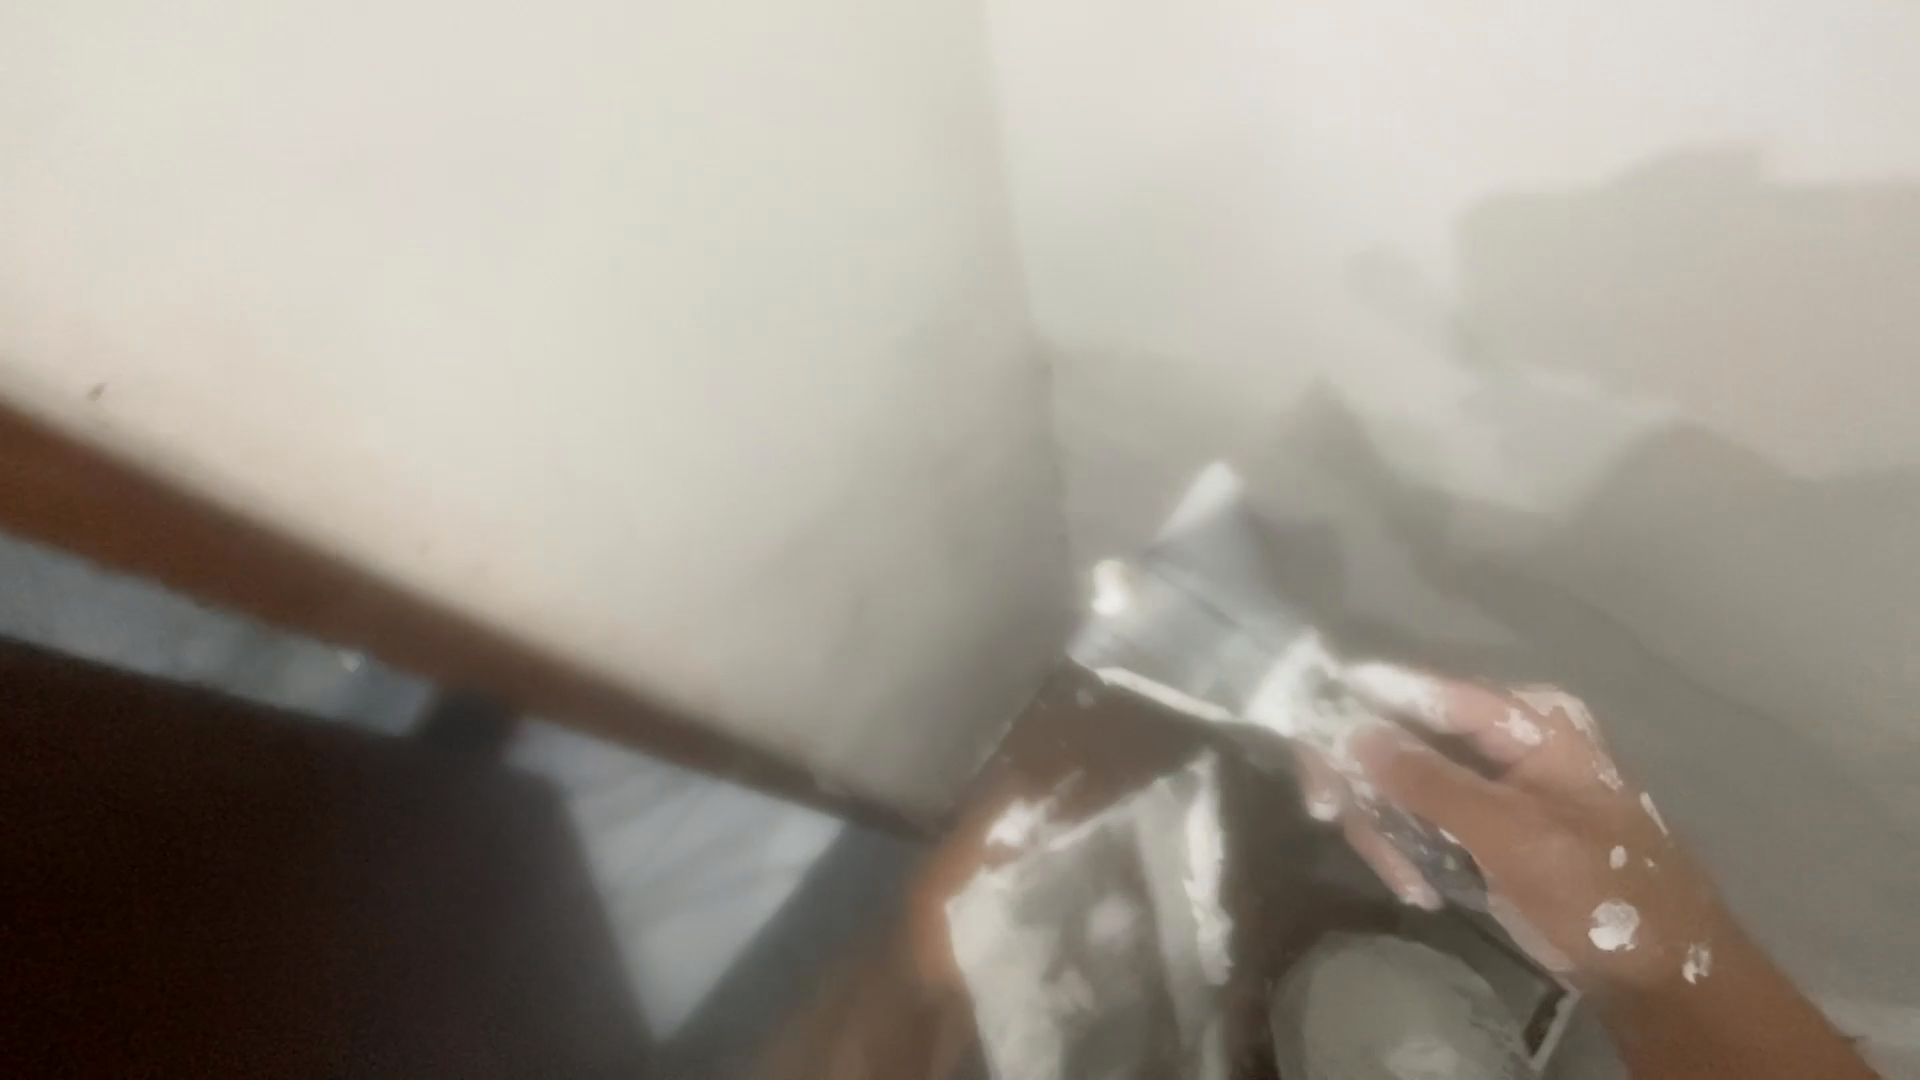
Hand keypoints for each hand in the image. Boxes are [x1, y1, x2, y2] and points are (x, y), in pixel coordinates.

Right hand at [1296, 667, 1724, 990]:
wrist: (1655, 978)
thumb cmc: (1604, 893)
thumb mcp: (1515, 836)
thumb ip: (1432, 782)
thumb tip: (1353, 733)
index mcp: (1527, 723)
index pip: (1433, 693)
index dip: (1369, 694)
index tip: (1308, 702)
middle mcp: (1495, 738)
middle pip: (1398, 733)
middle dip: (1363, 780)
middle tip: (1325, 808)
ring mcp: (1477, 778)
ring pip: (1390, 778)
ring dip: (1380, 825)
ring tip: (1402, 876)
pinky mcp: (1463, 815)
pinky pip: (1403, 812)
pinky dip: (1398, 846)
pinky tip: (1417, 884)